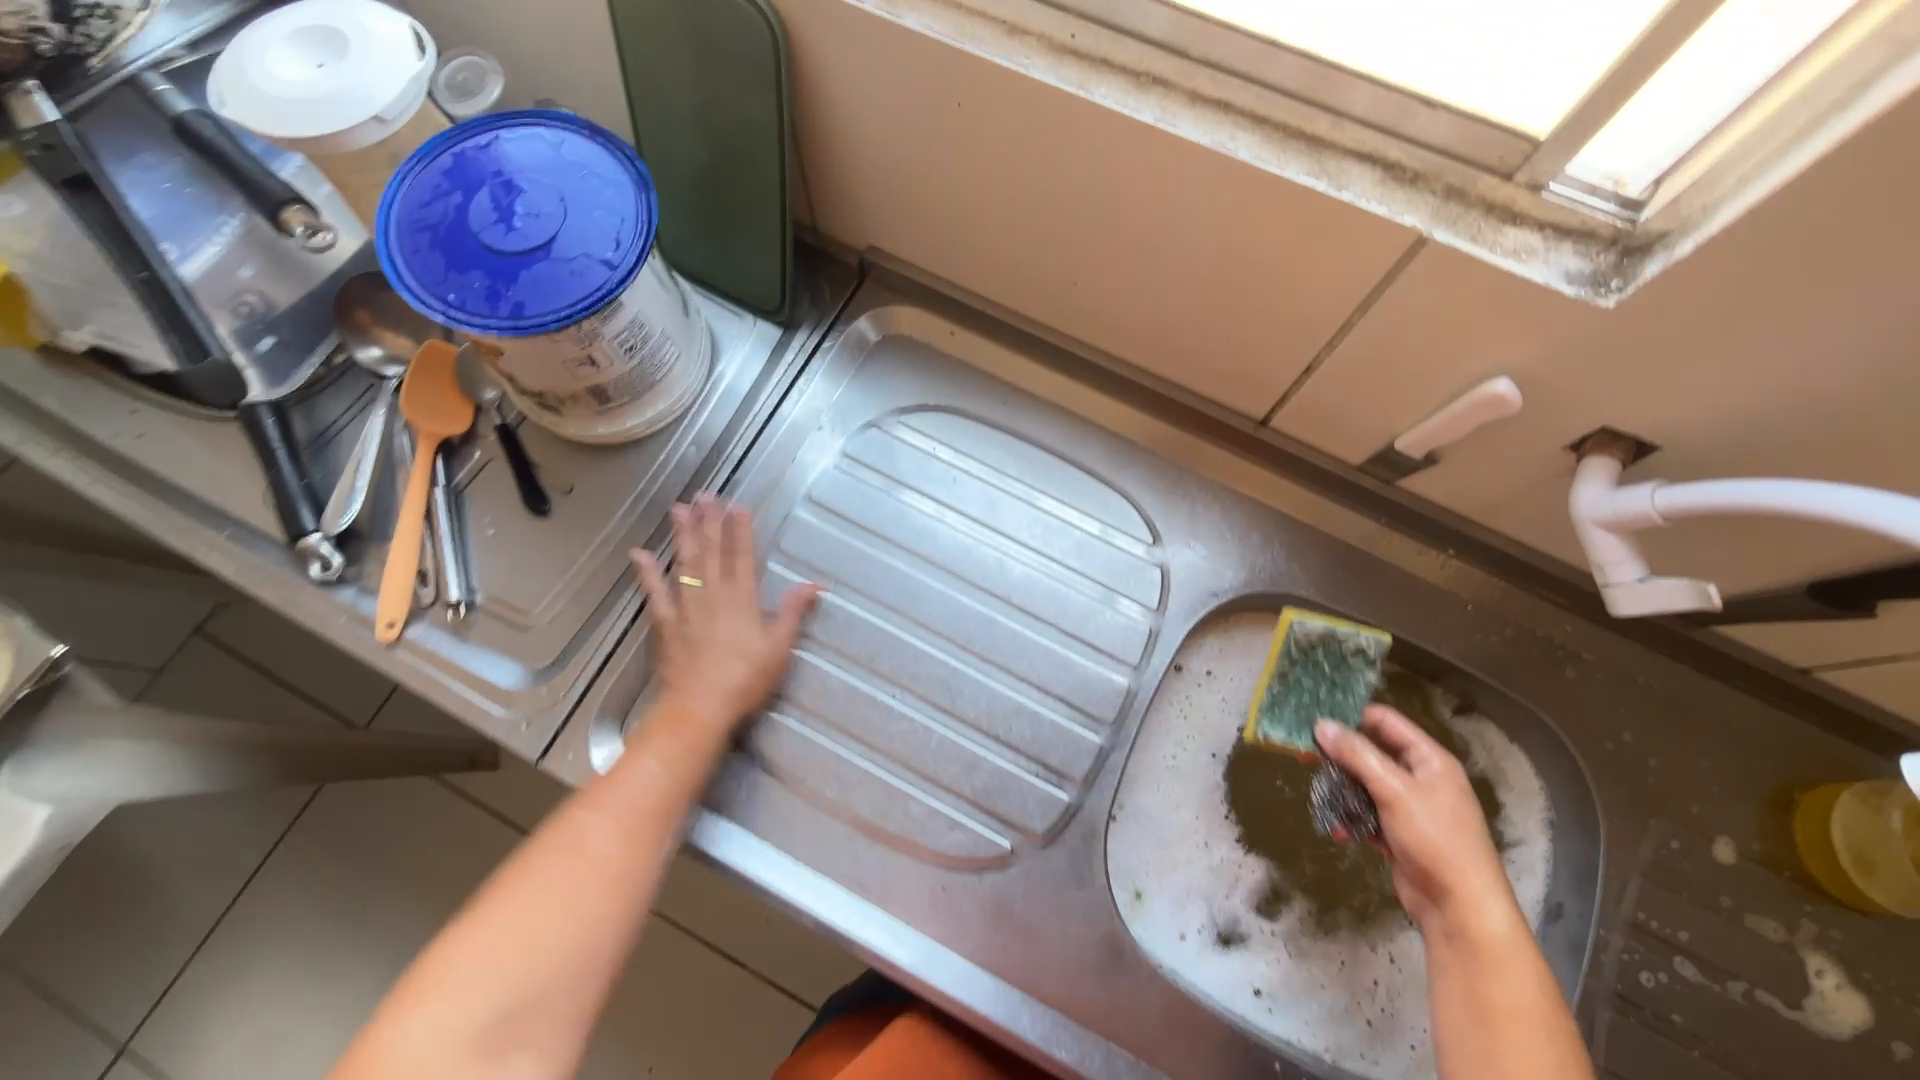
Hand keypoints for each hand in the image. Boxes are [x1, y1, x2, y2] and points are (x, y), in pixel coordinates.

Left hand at [629, 495, 820, 731]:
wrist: (700, 708)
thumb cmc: (746, 680)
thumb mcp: (780, 647)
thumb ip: (794, 612)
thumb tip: (814, 583)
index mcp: (743, 599)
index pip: (742, 557)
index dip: (740, 530)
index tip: (737, 506)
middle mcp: (713, 595)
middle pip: (712, 552)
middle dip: (710, 522)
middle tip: (706, 495)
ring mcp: (686, 608)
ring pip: (685, 563)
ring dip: (683, 535)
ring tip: (680, 508)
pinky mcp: (665, 624)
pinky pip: (654, 593)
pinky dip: (646, 572)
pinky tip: (639, 553)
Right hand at [1315, 706, 1523, 943]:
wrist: (1460, 906)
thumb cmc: (1435, 839)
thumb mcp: (1394, 790)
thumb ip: (1357, 755)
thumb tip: (1321, 724)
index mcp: (1429, 759)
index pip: (1385, 722)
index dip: (1351, 717)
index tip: (1315, 721)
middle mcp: (1420, 778)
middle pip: (1371, 754)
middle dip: (1339, 758)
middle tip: (1304, 759)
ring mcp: (1409, 807)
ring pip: (1364, 786)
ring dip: (1342, 793)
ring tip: (1322, 801)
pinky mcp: (1398, 833)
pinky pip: (1367, 815)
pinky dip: (1352, 820)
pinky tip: (1342, 833)